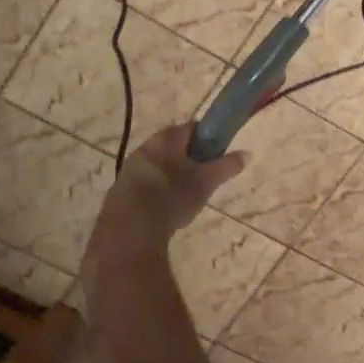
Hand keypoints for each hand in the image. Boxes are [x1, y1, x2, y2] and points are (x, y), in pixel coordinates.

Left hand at [89, 124, 246, 259]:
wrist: (128, 234)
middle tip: (204, 176)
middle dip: (190, 159)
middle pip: (173, 148)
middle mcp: (142, 150)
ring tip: (185, 196)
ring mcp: (126, 173)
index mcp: (164, 140)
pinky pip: (144, 185)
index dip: (208, 138)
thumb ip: (227, 165)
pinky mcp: (117, 194)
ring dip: (172, 176)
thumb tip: (246, 154)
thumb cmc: (172, 198)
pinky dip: (157, 192)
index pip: (192, 128)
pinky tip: (165, 210)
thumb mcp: (207, 181)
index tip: (218, 153)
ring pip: (158, 167)